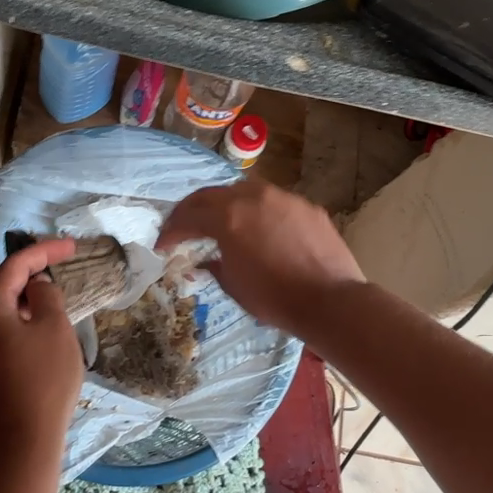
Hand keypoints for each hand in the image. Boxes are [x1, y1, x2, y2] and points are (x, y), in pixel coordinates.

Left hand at [0, 239, 84, 472]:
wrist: (22, 443)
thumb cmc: (44, 380)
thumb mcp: (56, 330)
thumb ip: (47, 297)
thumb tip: (36, 287)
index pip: (15, 266)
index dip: (44, 251)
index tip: (72, 246)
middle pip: (2, 288)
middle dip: (32, 275)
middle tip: (61, 268)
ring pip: (2, 314)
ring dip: (27, 303)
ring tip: (55, 301)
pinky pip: (1, 337)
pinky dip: (21, 326)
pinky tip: (41, 336)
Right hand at [156, 182, 364, 338]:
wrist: (330, 300)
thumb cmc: (275, 298)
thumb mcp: (234, 286)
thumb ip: (215, 266)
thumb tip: (206, 261)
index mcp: (228, 217)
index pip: (188, 216)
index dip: (171, 231)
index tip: (162, 245)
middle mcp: (252, 197)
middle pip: (212, 195)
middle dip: (192, 211)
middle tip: (182, 228)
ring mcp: (282, 198)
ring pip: (244, 191)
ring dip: (225, 205)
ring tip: (219, 223)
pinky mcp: (306, 206)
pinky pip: (272, 203)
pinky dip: (257, 213)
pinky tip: (258, 231)